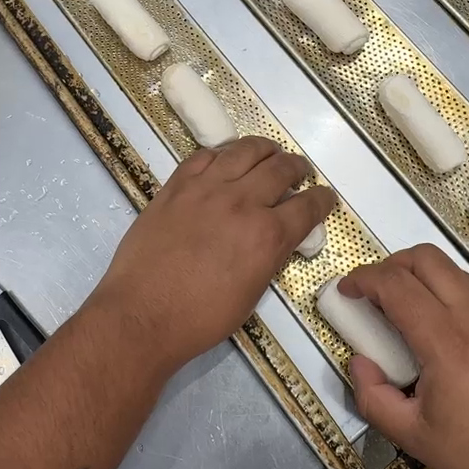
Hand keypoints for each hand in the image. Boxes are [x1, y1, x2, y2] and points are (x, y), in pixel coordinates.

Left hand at [84, 137, 336, 372]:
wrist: (142, 314)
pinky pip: (204, 156)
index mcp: (267, 235)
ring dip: (265, 149)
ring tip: (270, 153)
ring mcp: (206, 188)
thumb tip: (278, 236)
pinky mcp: (176, 185)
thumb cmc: (200, 318)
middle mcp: (241, 202)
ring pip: (244, 151)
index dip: (323, 199)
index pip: (307, 206)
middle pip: (280, 169)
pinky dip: (222, 154)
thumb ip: (270, 256)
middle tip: (300, 171)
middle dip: (298, 167)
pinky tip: (226, 159)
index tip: (326, 197)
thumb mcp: (252, 293)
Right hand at [341, 244, 468, 468]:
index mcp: (446, 342)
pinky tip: (436, 325)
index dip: (363, 279)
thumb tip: (360, 362)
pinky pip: (468, 286)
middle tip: (371, 292)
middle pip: (424, 257)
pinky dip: (441, 288)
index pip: (396, 284)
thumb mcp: (415, 439)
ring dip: (416, 273)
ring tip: (401, 307)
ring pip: (448, 267)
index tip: (345, 290)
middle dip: (388, 264)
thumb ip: (373, 399)